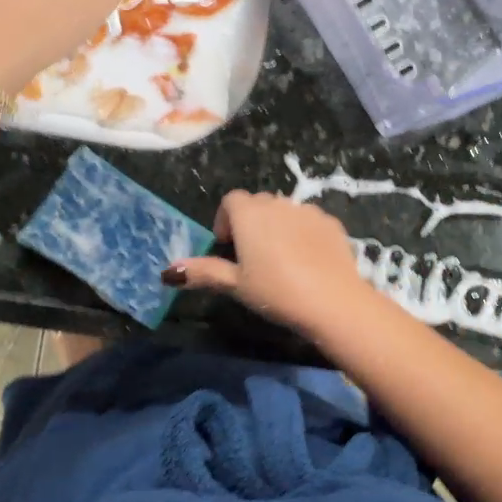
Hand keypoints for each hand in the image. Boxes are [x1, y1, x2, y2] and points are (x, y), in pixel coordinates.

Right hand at [164, 191, 375, 336]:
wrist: (333, 301)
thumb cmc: (276, 291)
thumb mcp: (236, 285)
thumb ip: (203, 272)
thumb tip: (168, 272)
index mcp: (250, 214)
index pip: (230, 200)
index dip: (225, 220)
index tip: (227, 246)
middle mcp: (278, 203)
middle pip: (258, 203)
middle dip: (250, 222)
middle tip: (250, 256)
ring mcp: (308, 211)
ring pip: (285, 211)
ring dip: (276, 226)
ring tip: (279, 259)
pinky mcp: (332, 223)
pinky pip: (309, 221)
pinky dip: (302, 233)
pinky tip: (306, 261)